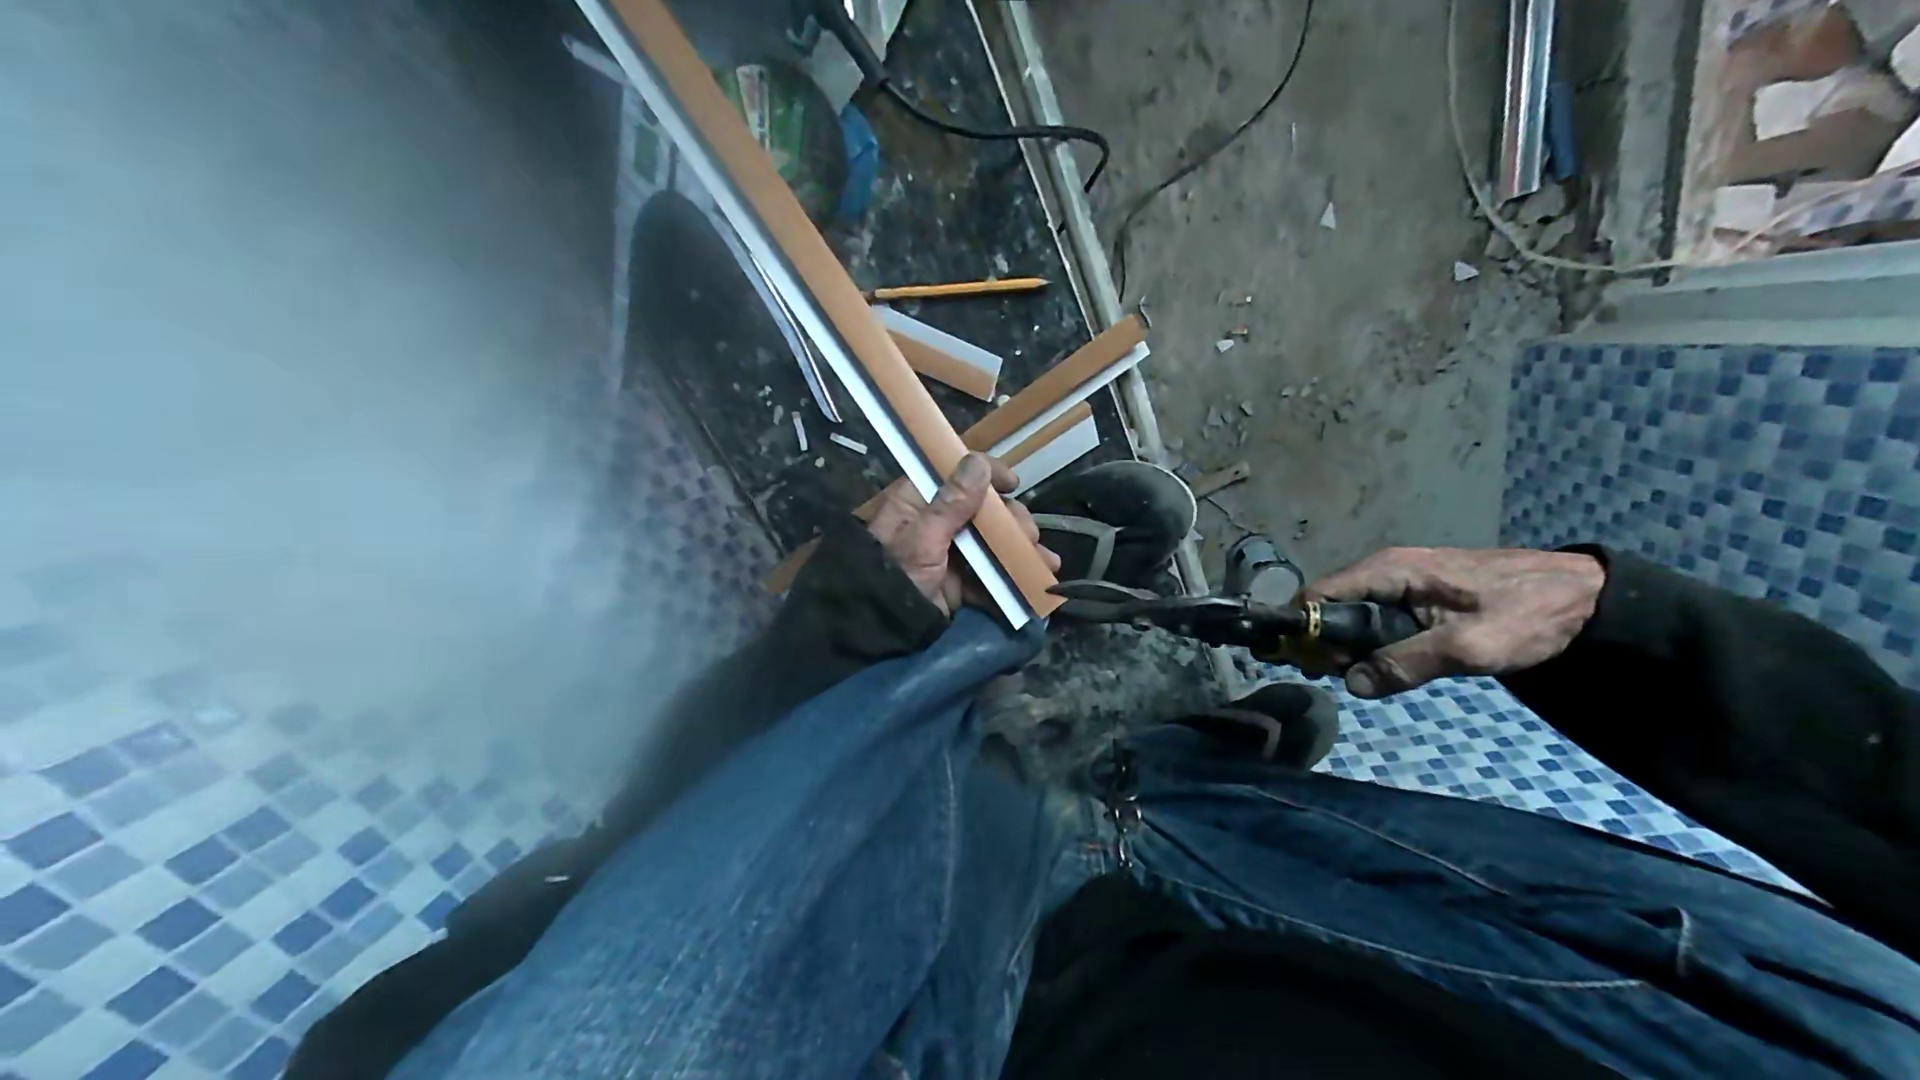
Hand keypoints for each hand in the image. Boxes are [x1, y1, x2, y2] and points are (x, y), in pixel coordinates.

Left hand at [866, 453, 1059, 616]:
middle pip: (985, 510)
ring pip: (994, 541)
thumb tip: (979, 464)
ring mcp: (953, 553)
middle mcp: (939, 522)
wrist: (882, 630)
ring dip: (1021, 549)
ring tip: (1044, 562)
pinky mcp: (962, 582)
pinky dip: (1015, 576)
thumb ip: (951, 504)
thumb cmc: (896, 577)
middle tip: (1028, 536)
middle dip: (1013, 521)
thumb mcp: (922, 539)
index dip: (987, 474)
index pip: (957, 474)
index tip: (1012, 484)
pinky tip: (1037, 580)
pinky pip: (993, 573)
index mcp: (921, 502)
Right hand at [1300, 547, 1605, 697]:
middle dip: (1324, 641)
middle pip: (1330, 604)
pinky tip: (1382, 663)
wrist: (1588, 596)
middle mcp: (1384, 569)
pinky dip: (1369, 640)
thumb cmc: (1526, 614)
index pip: (1319, 594)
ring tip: (1359, 676)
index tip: (1309, 664)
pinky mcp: (1415, 594)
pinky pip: (1375, 616)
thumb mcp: (1467, 646)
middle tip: (1337, 677)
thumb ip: (1406, 664)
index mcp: (1388, 570)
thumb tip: (1351, 684)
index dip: (1305, 627)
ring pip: (1351, 612)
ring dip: (1347, 644)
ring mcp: (1399, 581)